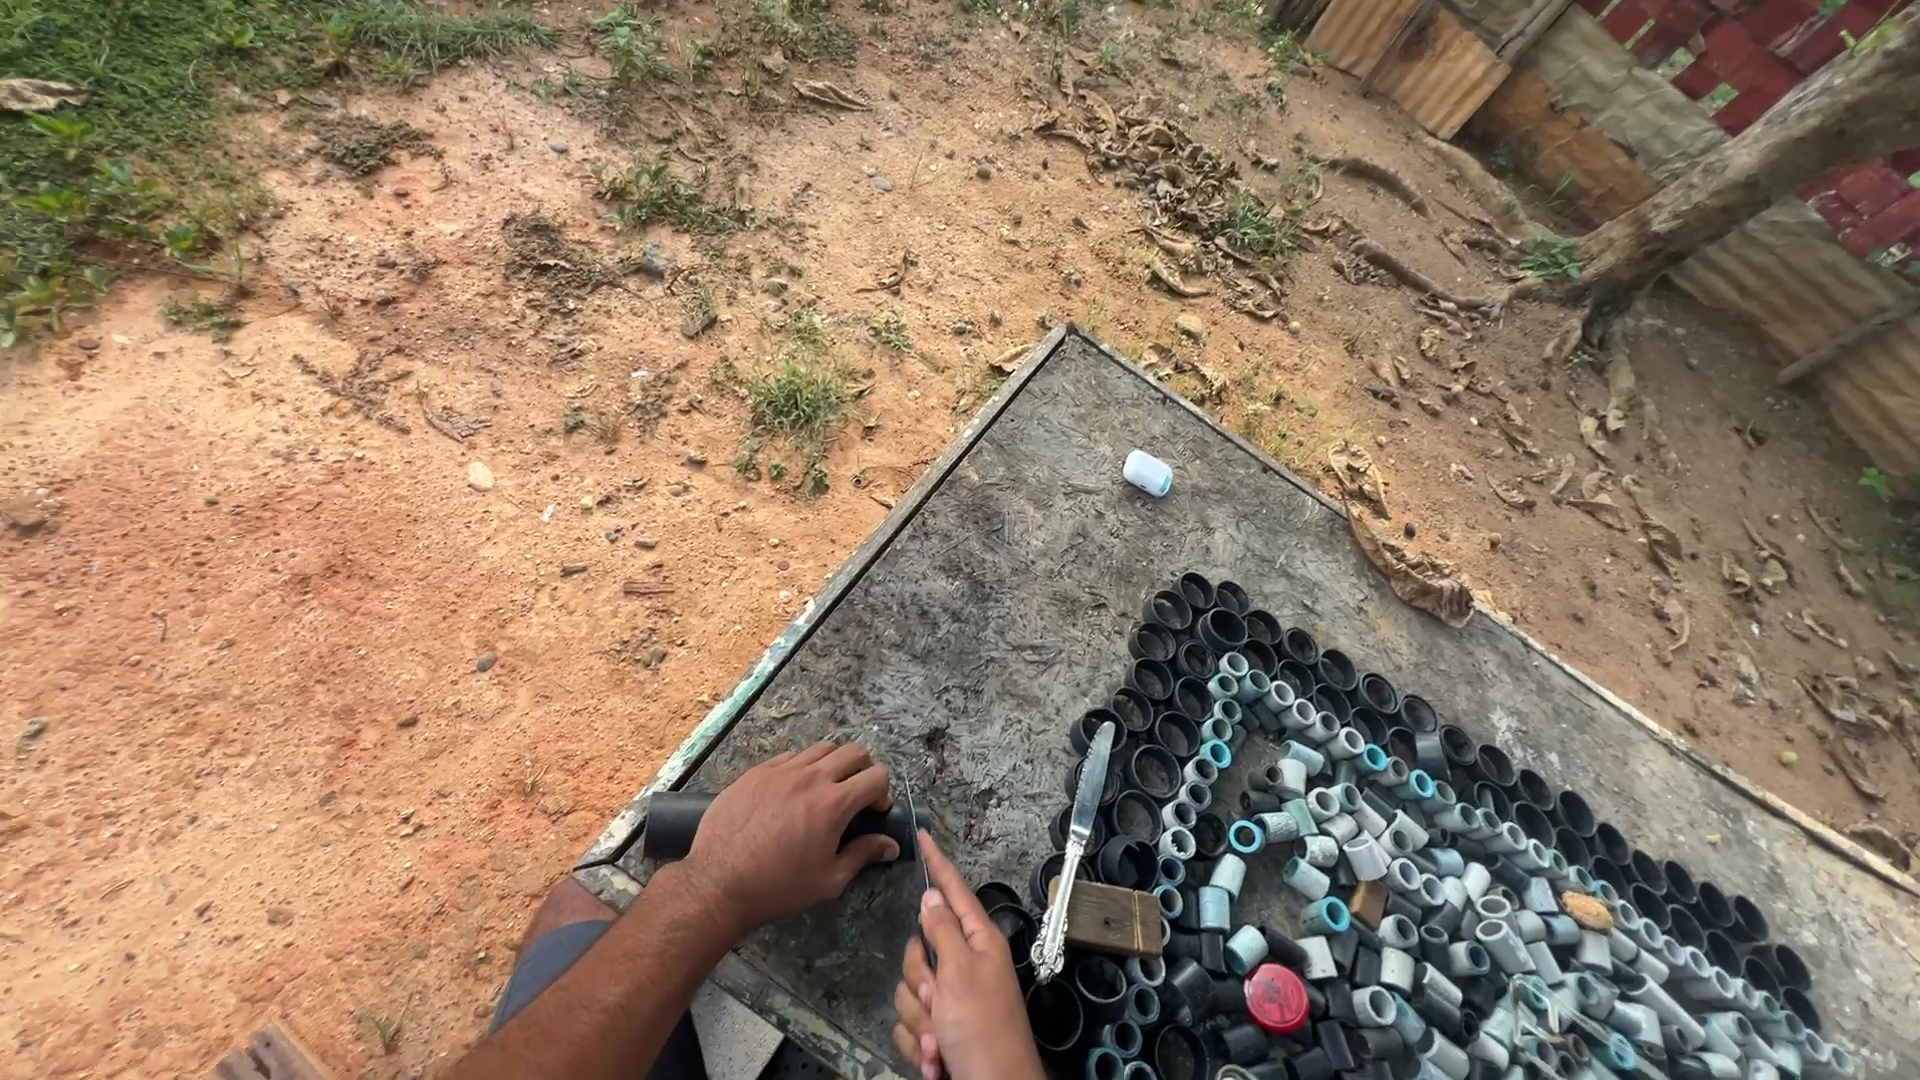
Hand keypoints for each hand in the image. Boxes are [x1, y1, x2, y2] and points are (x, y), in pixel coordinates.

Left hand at [681, 742, 898, 934]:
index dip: (882, 792)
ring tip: (824, 790)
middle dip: (864, 770)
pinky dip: (802, 768)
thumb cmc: (777, 887)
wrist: (718, 883)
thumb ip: (863, 855)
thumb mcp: (828, 880)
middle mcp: (811, 777)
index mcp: (833, 803)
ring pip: (822, 749)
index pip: (877, 775)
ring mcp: (781, 770)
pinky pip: (790, 757)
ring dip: (833, 765)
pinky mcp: (757, 771)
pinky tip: (791, 793)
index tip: (873, 811)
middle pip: (854, 751)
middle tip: (855, 795)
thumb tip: (891, 844)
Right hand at [891, 832, 1044, 1079]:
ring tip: (941, 1039)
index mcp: (978, 941)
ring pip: (910, 988)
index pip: (952, 890)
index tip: (923, 834)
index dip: (937, 862)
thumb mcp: (960, 973)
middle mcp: (965, 964)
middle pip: (920, 947)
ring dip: (921, 1019)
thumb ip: (942, 931)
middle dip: (921, 979)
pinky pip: (910, 1023)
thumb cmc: (982, 1030)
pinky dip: (919, 1044)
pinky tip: (936, 1059)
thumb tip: (931, 895)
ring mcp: (951, 998)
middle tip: (937, 1001)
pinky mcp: (939, 1029)